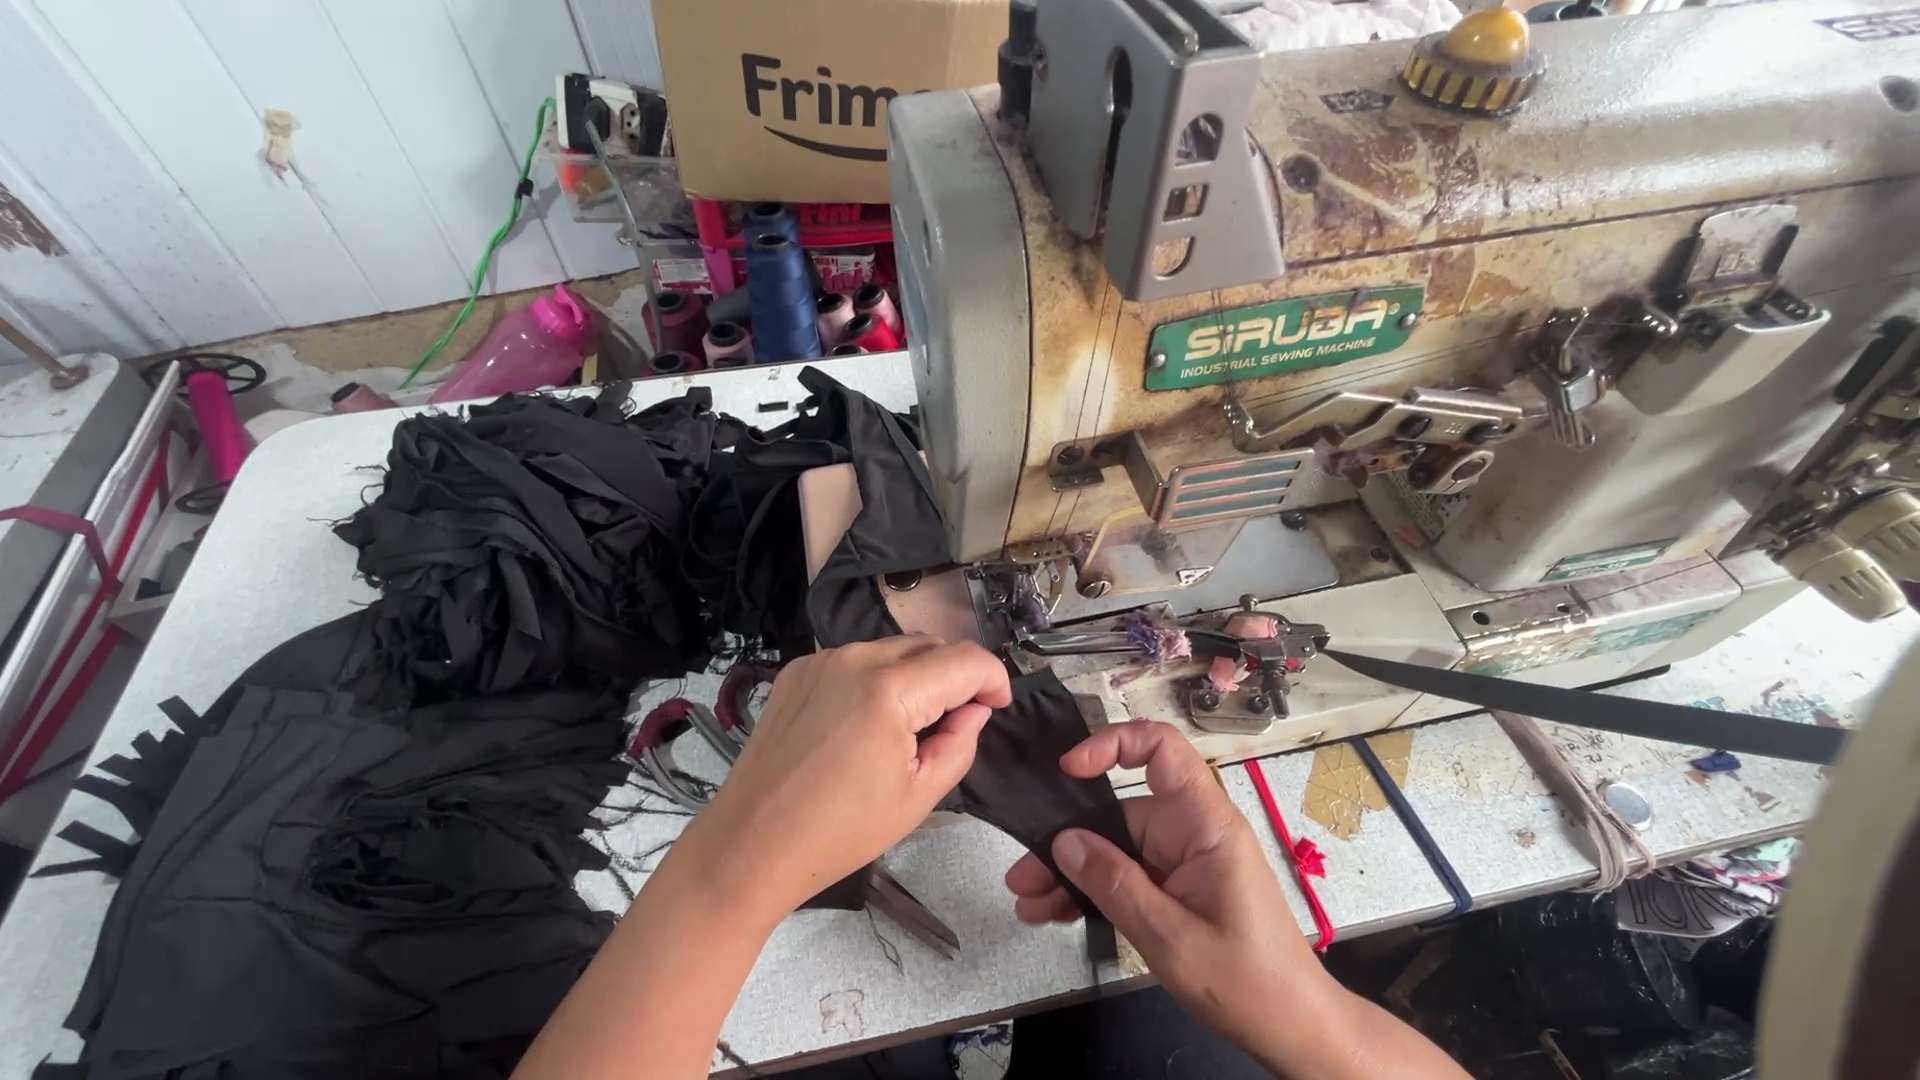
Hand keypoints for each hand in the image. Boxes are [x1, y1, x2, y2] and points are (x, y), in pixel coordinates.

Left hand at [684, 637, 1011, 913]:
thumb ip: (960, 742)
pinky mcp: (797, 670)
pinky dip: (876, 678)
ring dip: (916, 675)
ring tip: (908, 725)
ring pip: (893, 649)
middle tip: (956, 720)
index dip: (993, 677)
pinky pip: (855, 660)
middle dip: (955, 676)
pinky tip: (864, 721)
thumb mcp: (920, 796)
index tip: (998, 703)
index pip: (965, 660)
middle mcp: (855, 659)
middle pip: (930, 646)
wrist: (750, 844)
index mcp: (891, 691)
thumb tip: (973, 710)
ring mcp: (821, 660)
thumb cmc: (840, 831)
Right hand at [1003, 721, 1343, 1066]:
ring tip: (1027, 902)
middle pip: (1119, 810)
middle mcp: (1190, 830)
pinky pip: (1125, 874)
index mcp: (1204, 823)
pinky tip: (1054, 912)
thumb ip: (1115, 884)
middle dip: (1068, 839)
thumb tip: (1064, 842)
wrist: (1292, 1029)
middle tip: (1021, 876)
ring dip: (1071, 873)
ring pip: (1114, 847)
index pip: (1161, 749)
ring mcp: (1181, 858)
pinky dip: (1093, 891)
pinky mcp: (1175, 885)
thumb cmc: (1245, 980)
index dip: (1113, 744)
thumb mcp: (1170, 936)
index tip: (1069, 769)